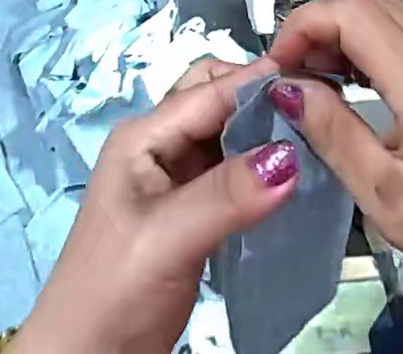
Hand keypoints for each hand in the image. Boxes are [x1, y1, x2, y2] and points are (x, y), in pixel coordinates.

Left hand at [14, 58, 291, 353]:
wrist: (87, 350)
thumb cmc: (116, 285)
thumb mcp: (169, 236)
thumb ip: (226, 195)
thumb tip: (291, 155)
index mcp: (143, 135)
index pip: (206, 93)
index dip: (256, 81)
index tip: (314, 77)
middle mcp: (157, 144)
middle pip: (210, 99)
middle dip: (256, 96)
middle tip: (315, 110)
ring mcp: (171, 175)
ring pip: (222, 133)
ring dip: (260, 130)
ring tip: (315, 138)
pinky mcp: (187, 206)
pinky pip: (227, 170)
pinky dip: (256, 166)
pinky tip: (290, 179)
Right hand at [266, 0, 402, 351]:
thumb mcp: (390, 200)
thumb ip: (332, 134)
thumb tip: (285, 87)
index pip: (347, 12)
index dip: (300, 26)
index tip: (279, 68)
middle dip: (314, 23)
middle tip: (296, 71)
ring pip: (378, 5)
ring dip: (336, 28)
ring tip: (319, 76)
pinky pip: (398, 23)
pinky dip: (361, 36)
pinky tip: (353, 78)